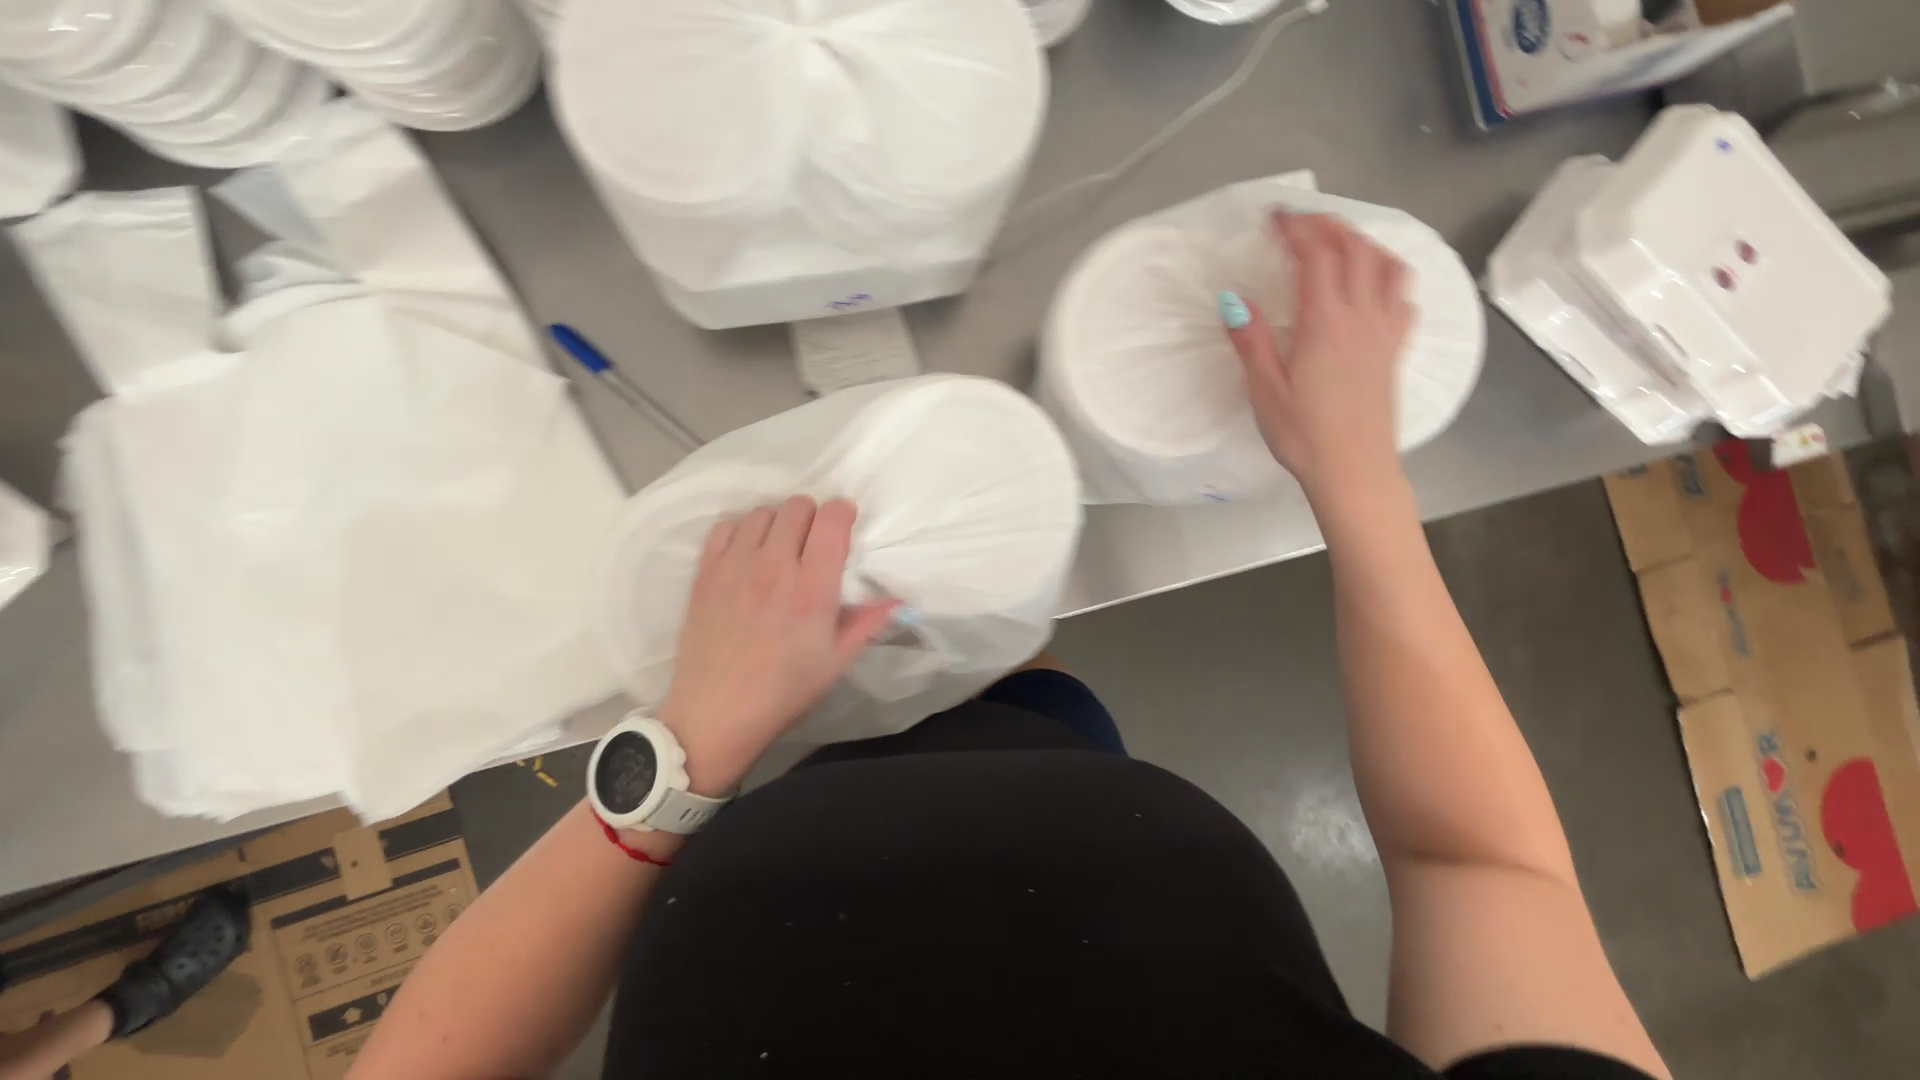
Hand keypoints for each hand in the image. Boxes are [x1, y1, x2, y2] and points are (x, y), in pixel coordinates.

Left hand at [658, 496, 896, 794]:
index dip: (843, 513)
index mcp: (812, 590)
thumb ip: (867, 624)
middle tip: (814, 543)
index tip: (845, 526)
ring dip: (778, 523)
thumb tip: (898, 599)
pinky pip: (726, 526)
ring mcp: (735, 567)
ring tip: (781, 549)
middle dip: (813, 517)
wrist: (715, 714)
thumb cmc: (783, 693)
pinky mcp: (706, 573)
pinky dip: (742, 532)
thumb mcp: (836, 663)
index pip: (831, 519)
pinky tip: (748, 556)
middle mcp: (774, 568)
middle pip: (798, 506)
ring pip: (762, 512)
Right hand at [1222, 211, 1414, 499]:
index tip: (1274, 218)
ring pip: (1387, 266)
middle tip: (1301, 223)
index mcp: (1325, 322)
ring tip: (1340, 243)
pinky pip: (1402, 298)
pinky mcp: (1395, 351)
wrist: (1354, 471)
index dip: (1297, 228)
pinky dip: (1388, 276)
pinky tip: (1373, 287)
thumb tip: (1233, 299)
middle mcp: (1362, 317)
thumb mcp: (1264, 390)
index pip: (1316, 256)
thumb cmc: (1303, 435)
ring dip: (1363, 243)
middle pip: (1355, 250)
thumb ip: (1251, 340)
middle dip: (1329, 225)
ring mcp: (1385, 332)